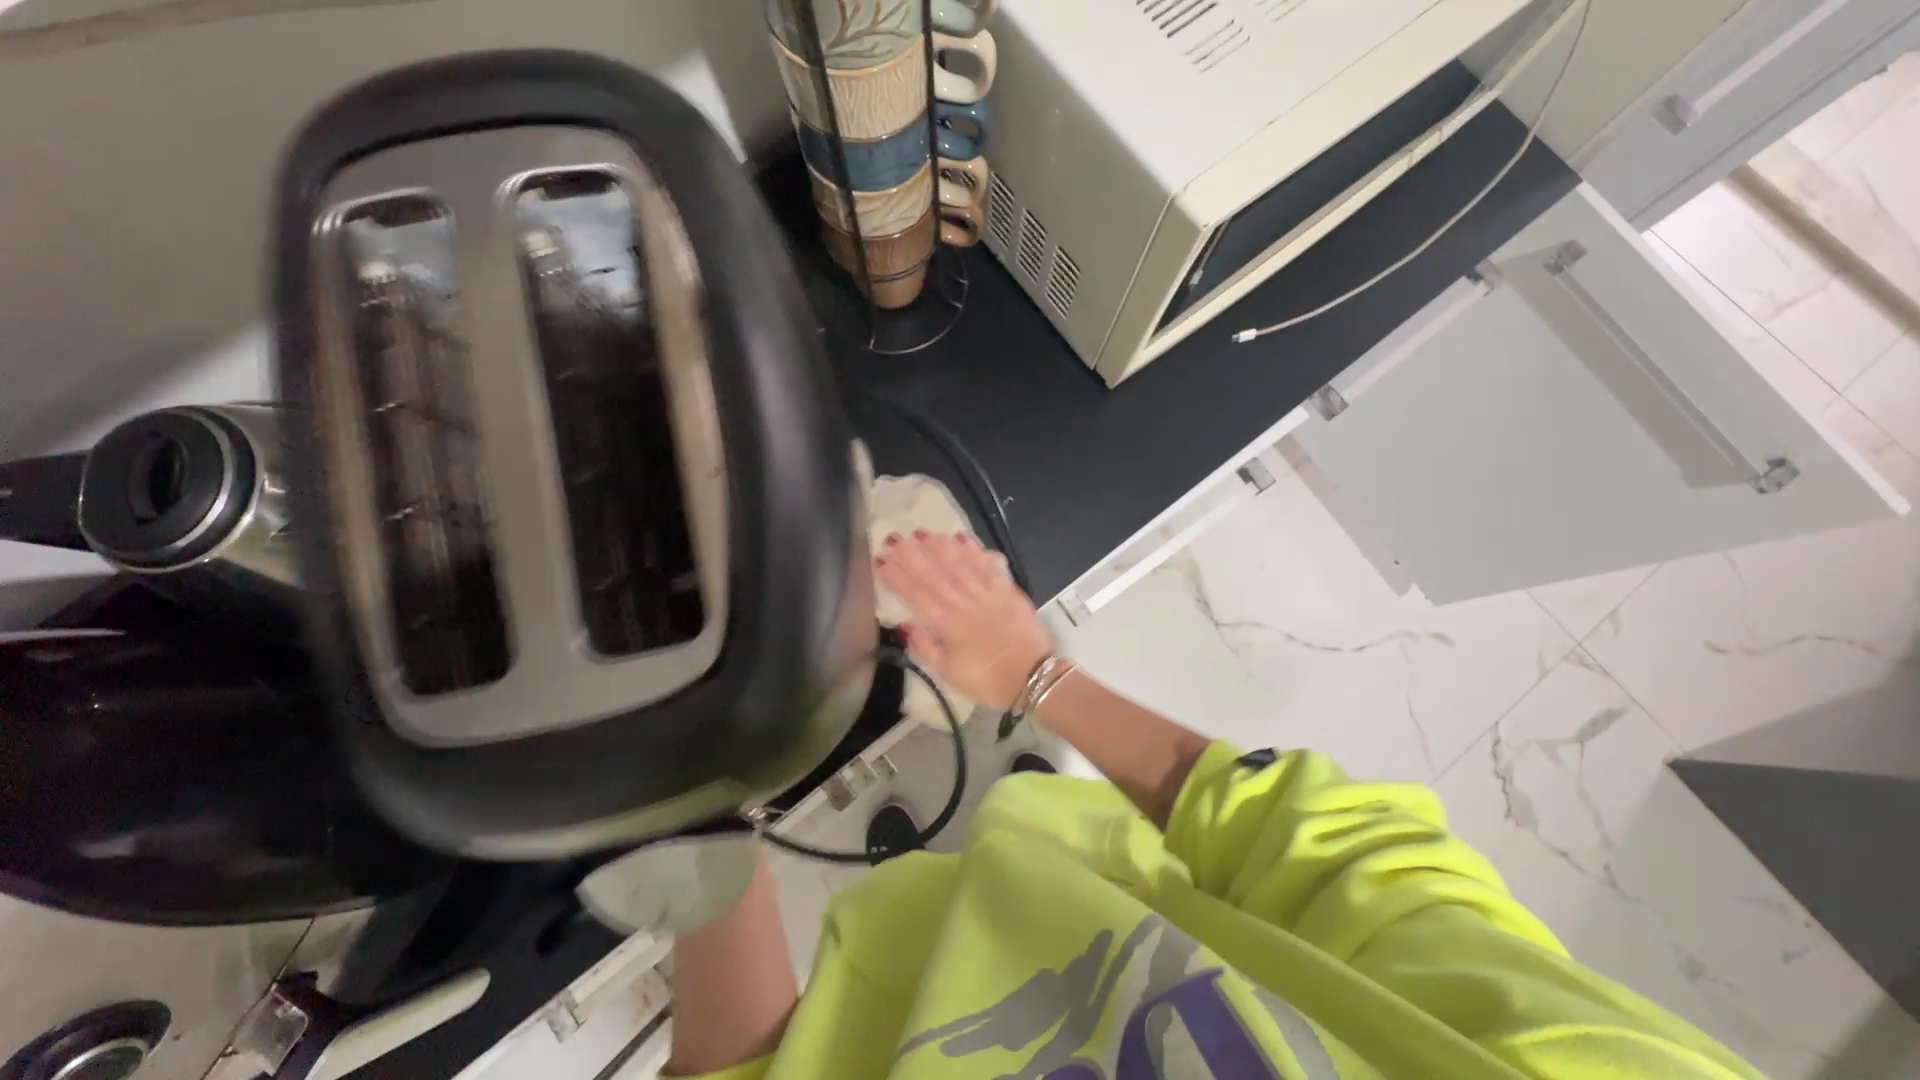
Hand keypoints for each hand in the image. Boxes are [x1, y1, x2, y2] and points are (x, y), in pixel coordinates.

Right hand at [875, 530, 1052, 710]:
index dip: (897, 577)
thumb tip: (904, 625)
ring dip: (939, 547)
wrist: (1033, 677)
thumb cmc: (987, 680)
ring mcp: (988, 594)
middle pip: (935, 575)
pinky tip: (960, 538)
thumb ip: (925, 648)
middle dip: (912, 555)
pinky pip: (987, 565)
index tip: (881, 561)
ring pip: (959, 564)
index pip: (917, 595)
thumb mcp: (949, 674)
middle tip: (894, 538)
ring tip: (922, 533)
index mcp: (948, 625)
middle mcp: (965, 603)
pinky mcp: (1008, 590)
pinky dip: (973, 550)